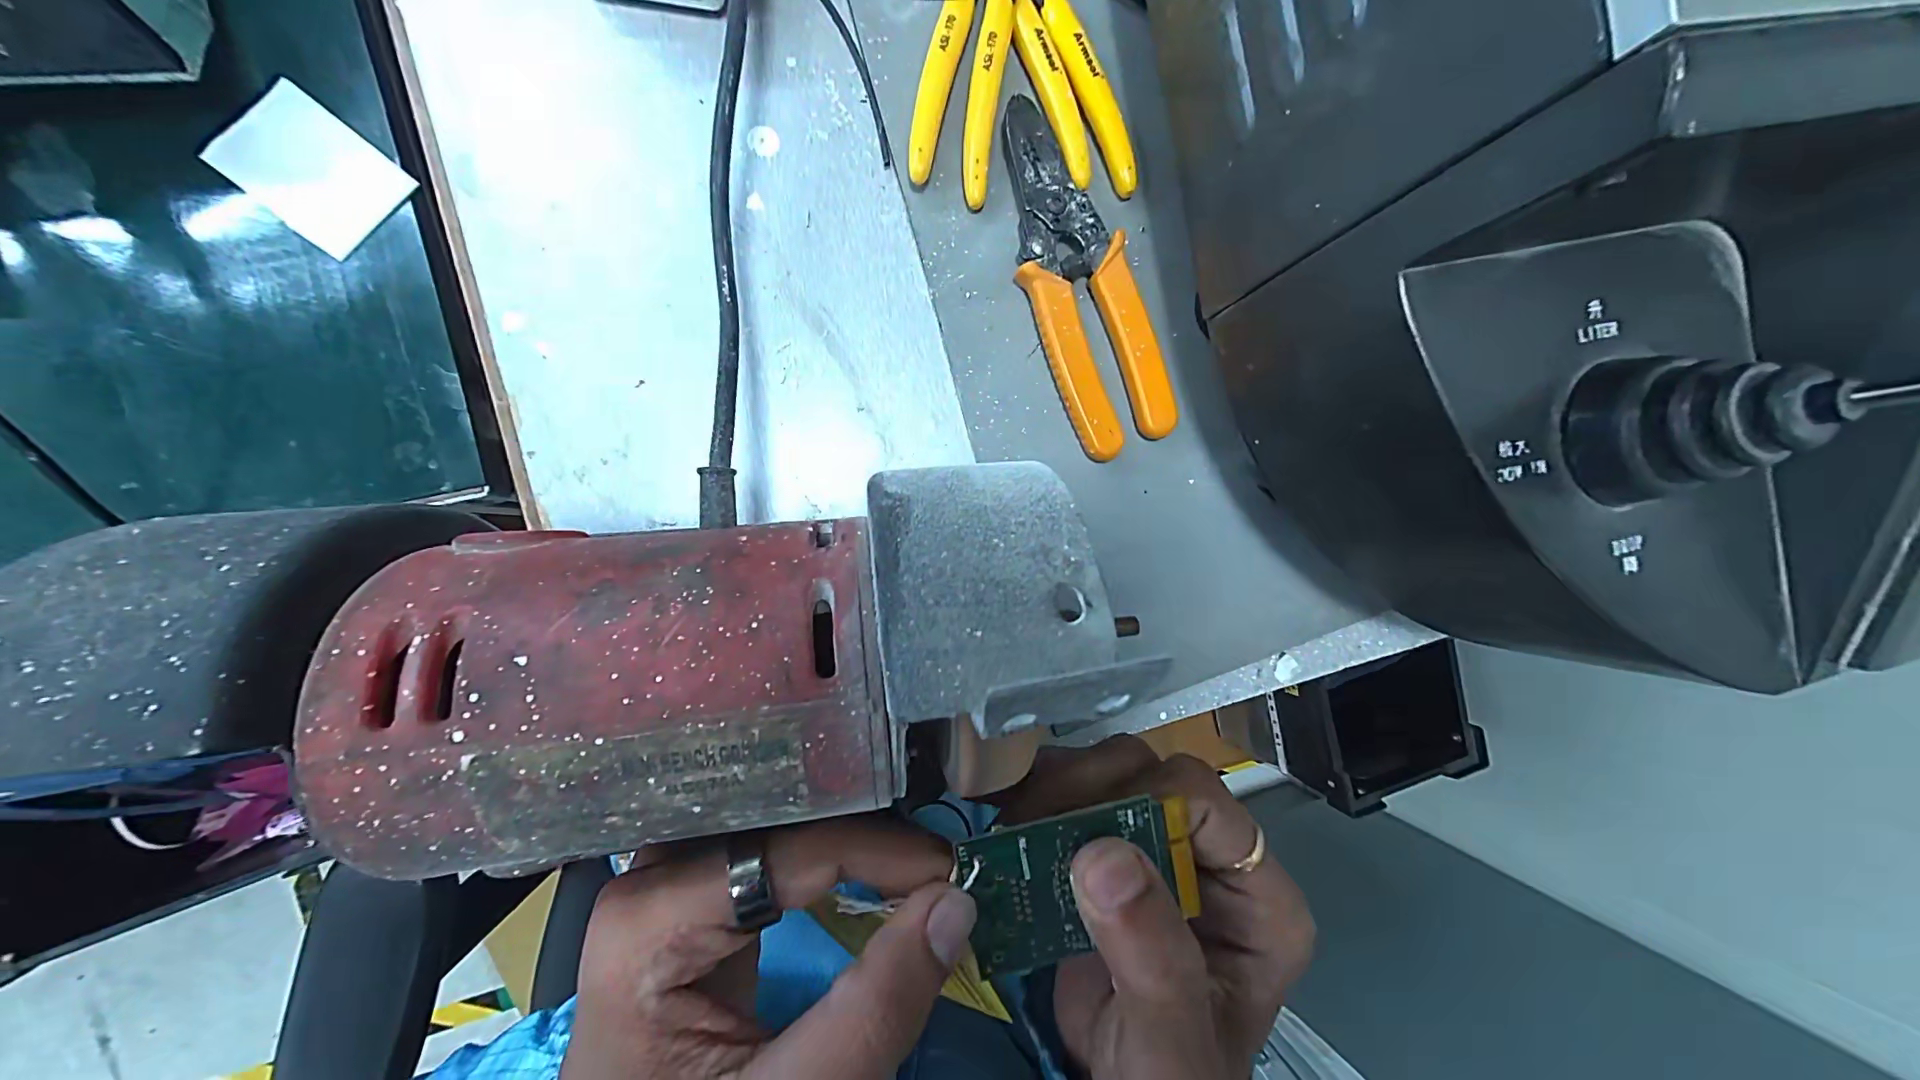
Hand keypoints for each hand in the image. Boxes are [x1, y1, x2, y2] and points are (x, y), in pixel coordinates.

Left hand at [560, 816, 974, 1079]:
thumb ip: (876, 1006)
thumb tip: (955, 901)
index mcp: (649, 920)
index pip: (788, 847)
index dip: (879, 850)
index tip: (948, 872)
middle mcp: (650, 880)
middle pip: (776, 821)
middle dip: (862, 830)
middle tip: (935, 859)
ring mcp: (666, 886)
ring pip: (773, 826)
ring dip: (845, 837)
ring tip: (908, 855)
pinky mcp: (691, 901)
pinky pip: (764, 851)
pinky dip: (822, 856)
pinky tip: (860, 861)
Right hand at [990, 737, 1314, 1079]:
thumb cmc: (1162, 1073)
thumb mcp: (1169, 1039)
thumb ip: (1153, 959)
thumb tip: (1103, 857)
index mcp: (1255, 895)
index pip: (1205, 803)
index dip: (1140, 805)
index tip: (1075, 836)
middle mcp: (1210, 853)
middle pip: (1150, 774)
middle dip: (1084, 790)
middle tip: (1026, 825)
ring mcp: (1157, 840)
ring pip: (1108, 770)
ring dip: (1053, 787)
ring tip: (1010, 825)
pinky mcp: (1111, 841)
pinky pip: (1075, 791)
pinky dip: (1036, 794)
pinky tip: (1007, 820)